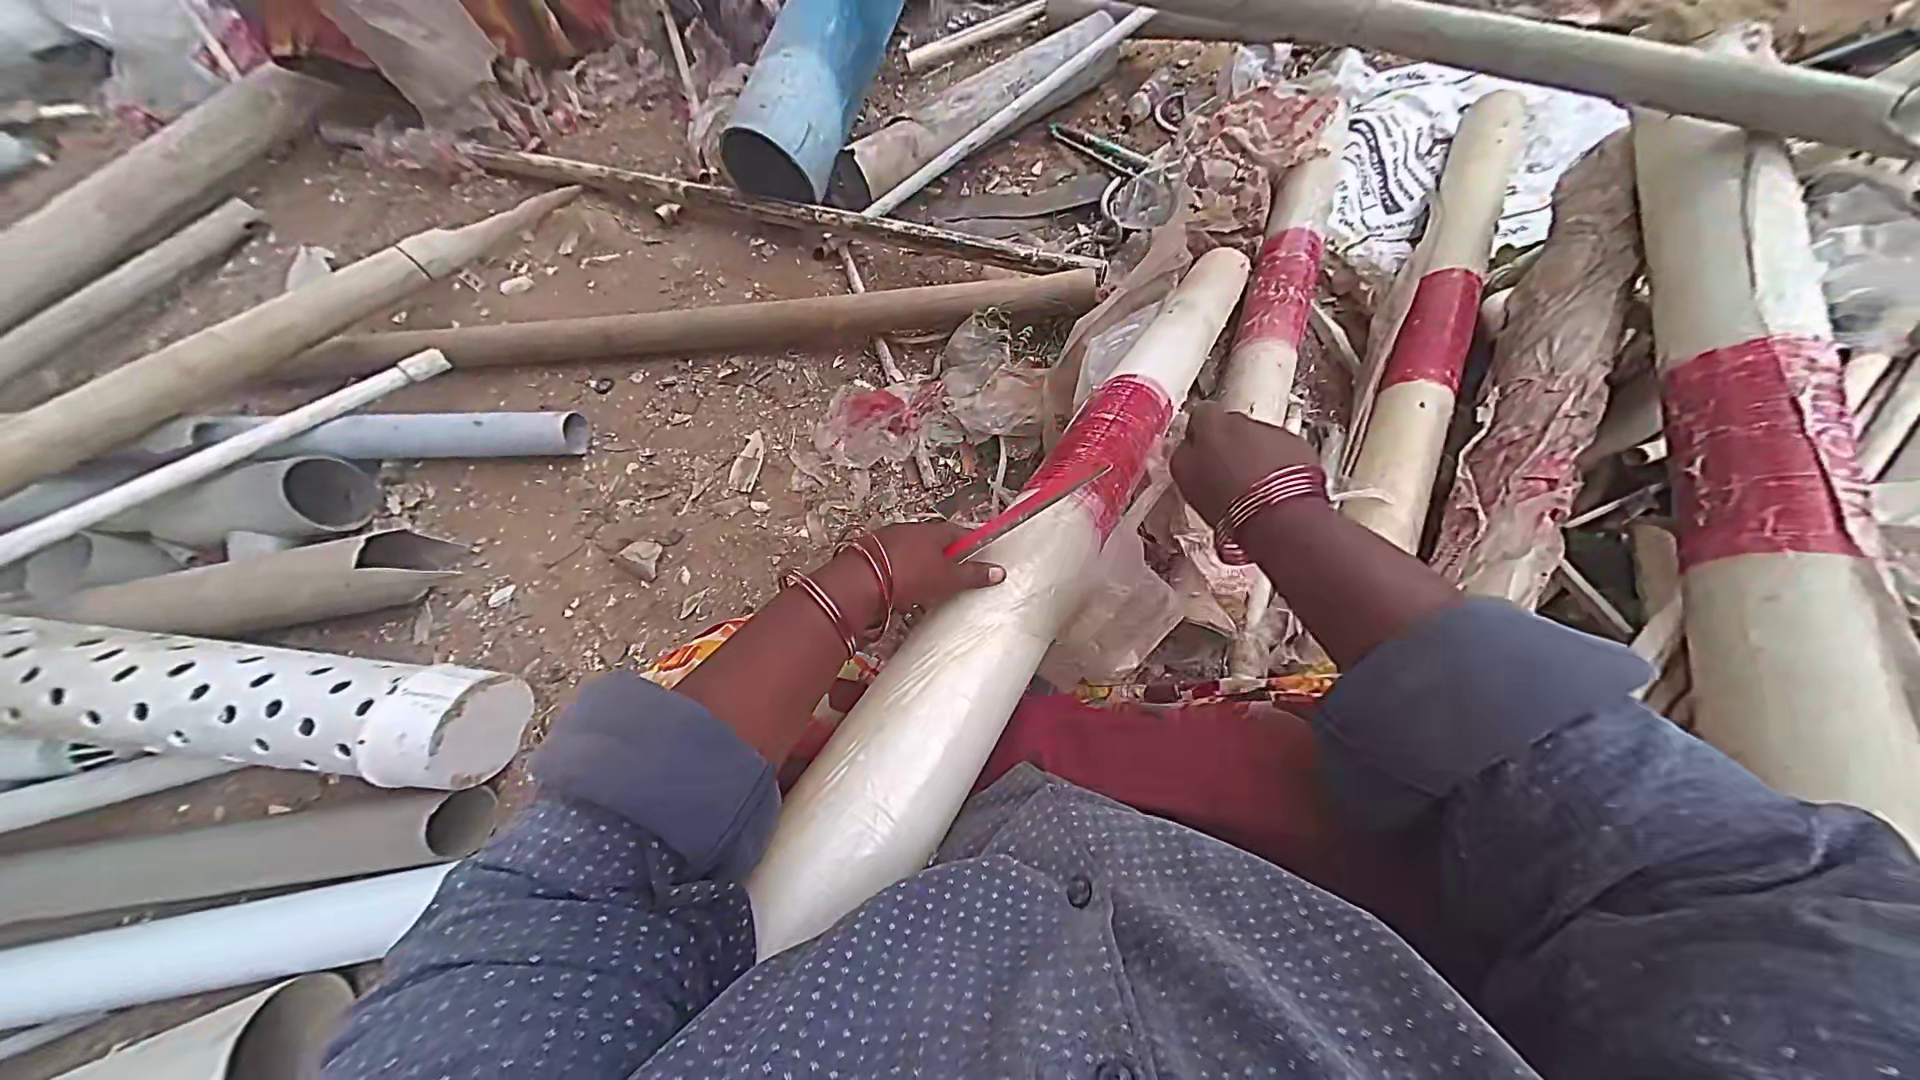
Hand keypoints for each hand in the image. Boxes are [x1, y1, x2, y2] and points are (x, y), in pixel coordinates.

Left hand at [812, 521, 1003, 631]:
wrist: (860, 583)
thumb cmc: (910, 575)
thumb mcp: (948, 578)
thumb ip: (972, 575)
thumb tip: (999, 572)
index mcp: (934, 530)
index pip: (961, 532)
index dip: (973, 543)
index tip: (982, 554)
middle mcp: (911, 530)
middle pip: (936, 542)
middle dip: (947, 557)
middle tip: (958, 575)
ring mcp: (889, 542)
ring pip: (914, 553)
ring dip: (924, 567)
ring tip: (932, 588)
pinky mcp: (872, 558)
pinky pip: (896, 566)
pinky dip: (904, 576)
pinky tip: (905, 592)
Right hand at [1172, 401, 1322, 524]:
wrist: (1276, 515)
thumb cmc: (1227, 502)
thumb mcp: (1186, 480)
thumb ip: (1184, 456)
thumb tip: (1185, 449)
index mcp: (1207, 426)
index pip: (1199, 415)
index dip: (1199, 432)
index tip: (1199, 448)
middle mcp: (1240, 422)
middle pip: (1231, 424)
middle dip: (1228, 442)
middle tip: (1224, 470)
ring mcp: (1271, 431)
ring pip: (1258, 437)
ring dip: (1253, 454)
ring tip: (1249, 485)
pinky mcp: (1297, 445)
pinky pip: (1282, 449)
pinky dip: (1277, 463)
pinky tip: (1271, 487)